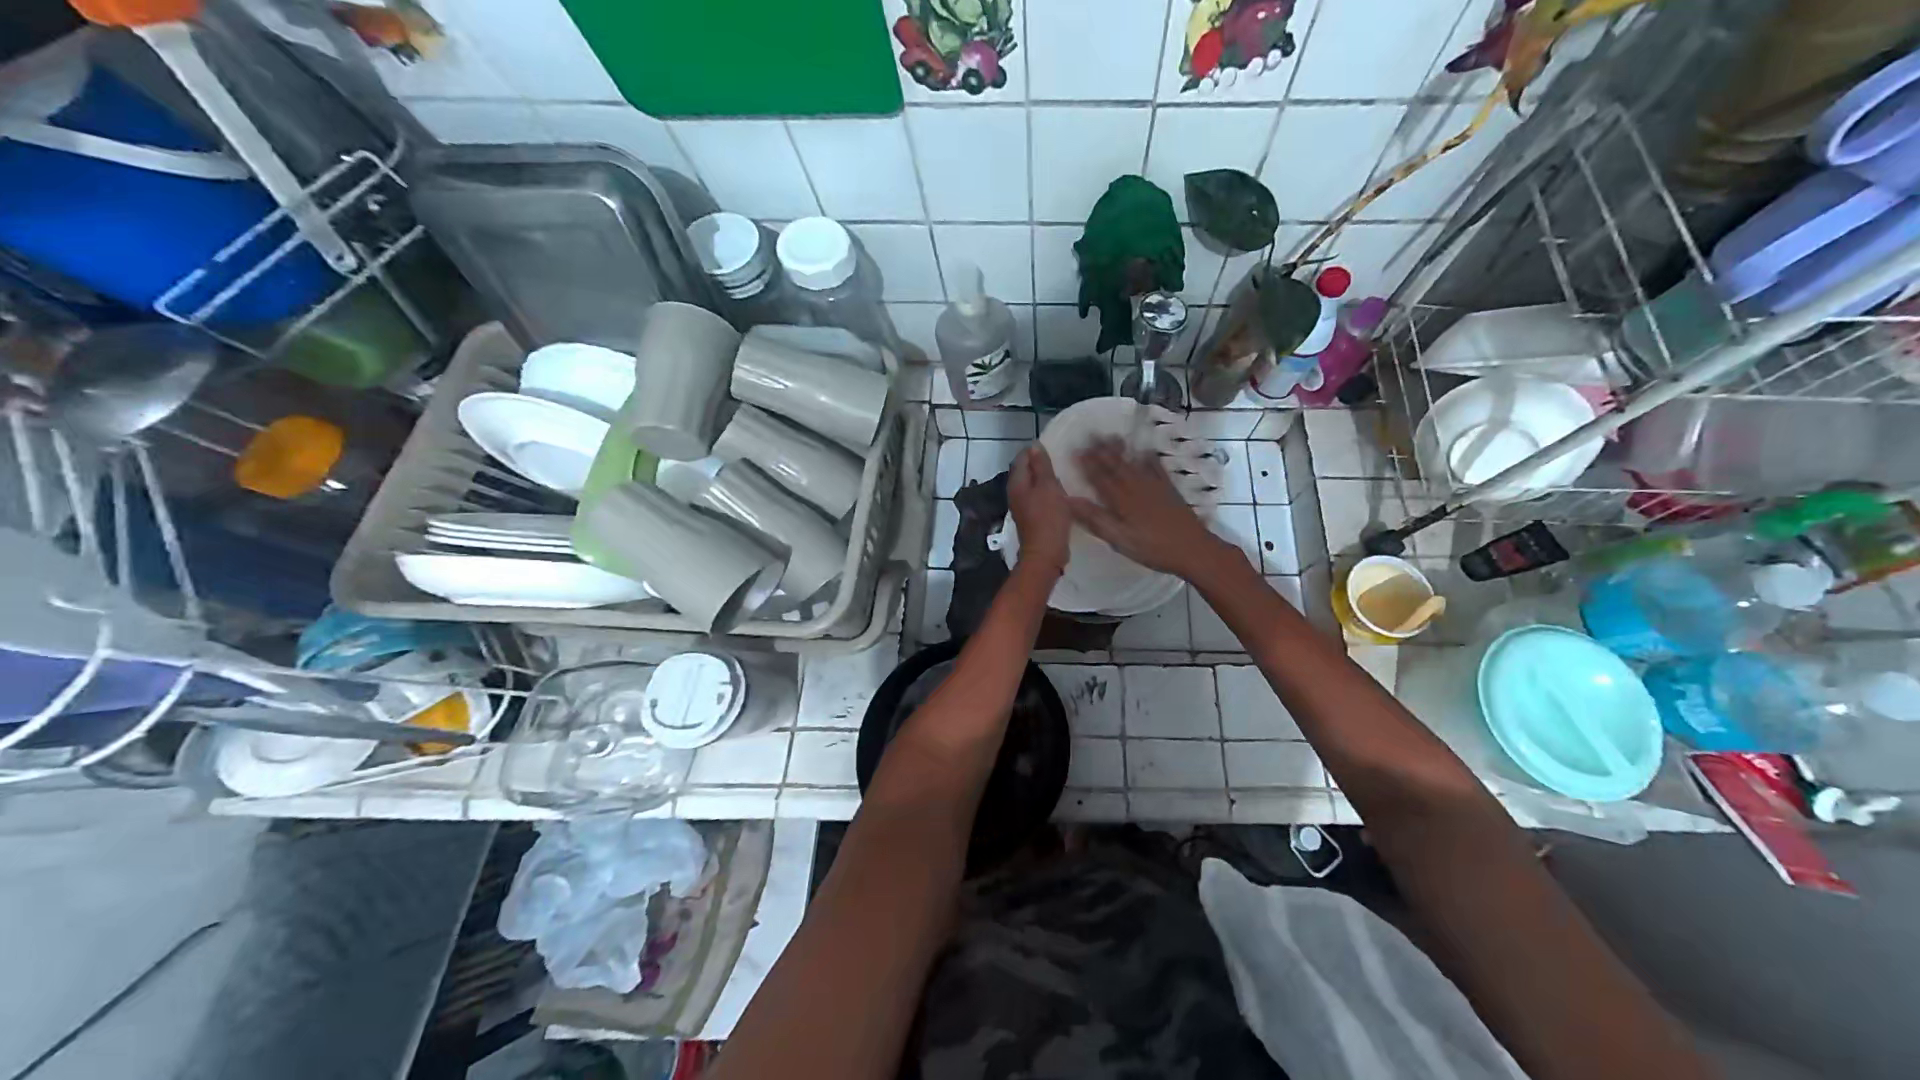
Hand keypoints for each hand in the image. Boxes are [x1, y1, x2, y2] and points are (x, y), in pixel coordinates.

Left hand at [1008, 444, 1071, 575]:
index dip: (1035, 451)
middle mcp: (1015, 493)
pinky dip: (1047, 492)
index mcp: (1017, 483)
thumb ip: (1041, 466)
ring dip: (1044, 479)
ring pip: (1032, 485)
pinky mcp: (1031, 517)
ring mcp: (1022, 506)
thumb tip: (1034, 446)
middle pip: (1025, 472)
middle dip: (1039, 464)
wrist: (1045, 552)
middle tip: (1058, 458)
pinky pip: (1038, 498)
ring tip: (1061, 473)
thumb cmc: (1048, 517)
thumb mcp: (1047, 487)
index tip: (1052, 446)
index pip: (1022, 458)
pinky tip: (1060, 493)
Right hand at [1070, 437, 1237, 581]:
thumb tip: (1069, 500)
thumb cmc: (1152, 548)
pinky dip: (1147, 457)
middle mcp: (1135, 487)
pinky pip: (1155, 467)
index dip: (1086, 463)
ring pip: (1133, 462)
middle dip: (1101, 450)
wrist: (1193, 549)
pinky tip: (1144, 450)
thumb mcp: (1118, 538)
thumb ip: (1094, 518)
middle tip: (1090, 434)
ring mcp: (1154, 486)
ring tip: (1111, 436)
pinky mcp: (1168, 489)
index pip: (1099, 477)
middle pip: (1115, 465)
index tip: (1076, 449)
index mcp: (1120, 500)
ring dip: (1120, 449)